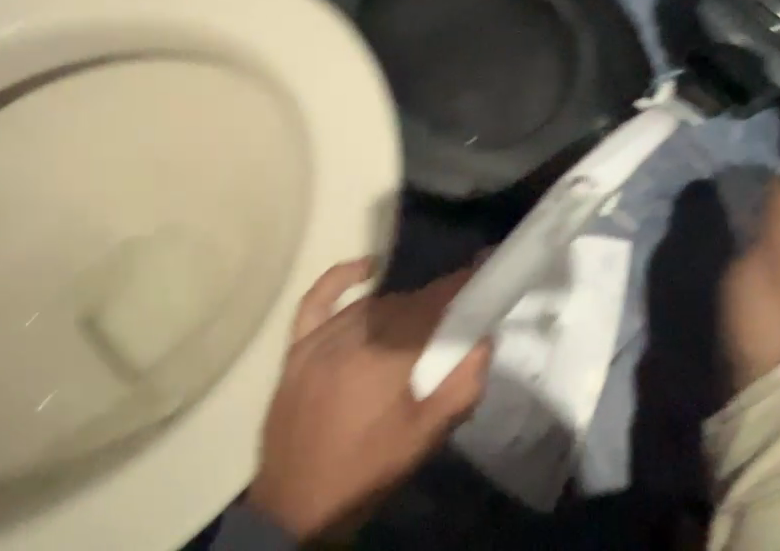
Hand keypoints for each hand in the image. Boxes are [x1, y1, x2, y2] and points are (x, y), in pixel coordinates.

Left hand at [248, 260, 489, 539]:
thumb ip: (462, 385)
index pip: (431, 305)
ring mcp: (319, 341)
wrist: (297, 508)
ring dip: (399, 304)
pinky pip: (316, 301)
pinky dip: (341, 279)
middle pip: (403, 303)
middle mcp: (353, 338)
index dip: (459, 284)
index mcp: (386, 358)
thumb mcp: (427, 436)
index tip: (481, 270)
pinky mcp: (296, 351)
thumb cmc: (368, 472)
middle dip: (433, 300)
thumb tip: (484, 339)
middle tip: (456, 310)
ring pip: (370, 304)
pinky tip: (365, 271)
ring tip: (420, 315)